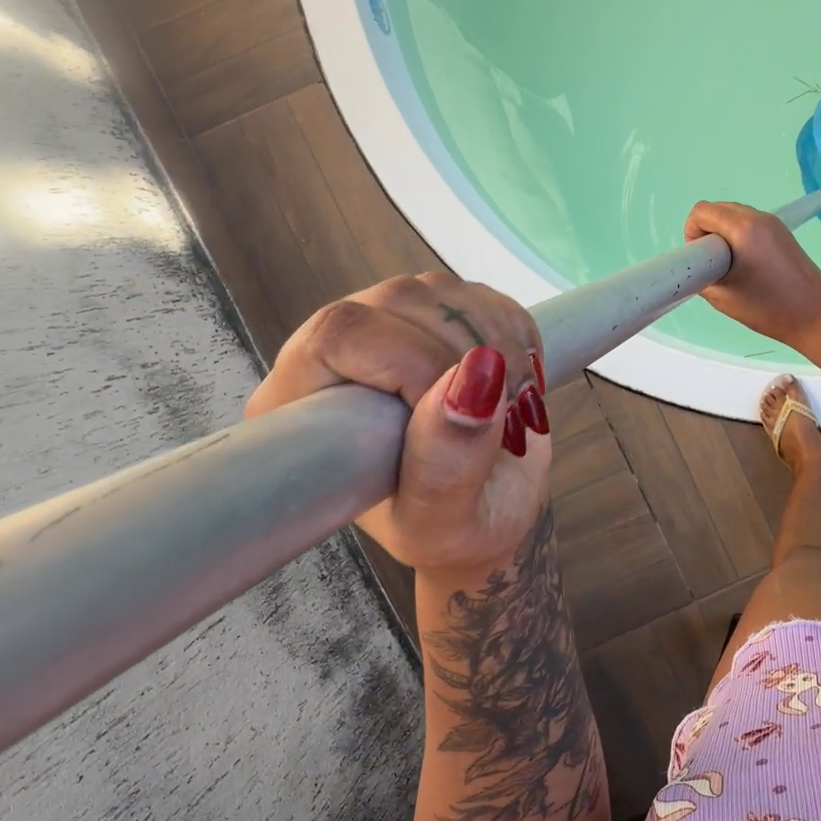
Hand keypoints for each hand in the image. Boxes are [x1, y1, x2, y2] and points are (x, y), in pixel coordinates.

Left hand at [245, 272, 552, 575]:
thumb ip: (447, 464)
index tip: (462, 415)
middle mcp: (337, 352)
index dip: (412, 360)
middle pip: (400, 301)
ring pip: (445, 292)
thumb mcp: (445, 524)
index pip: (340, 333)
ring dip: (501, 347)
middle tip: (505, 415)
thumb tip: (475, 375)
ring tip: (512, 405)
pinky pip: (484, 296)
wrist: (495, 504)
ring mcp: (392, 324)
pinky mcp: (442, 313)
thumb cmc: (456, 529)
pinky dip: (519, 337)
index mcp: (301, 406)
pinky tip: (516, 382)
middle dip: (470, 354)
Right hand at [685, 200, 820, 348]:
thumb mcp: (723, 297)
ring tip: (733, 268)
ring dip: (725, 234)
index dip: (693, 234)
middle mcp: (759, 217)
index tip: (703, 261)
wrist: (815, 315)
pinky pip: (751, 224)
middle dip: (708, 232)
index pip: (702, 211)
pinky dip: (740, 236)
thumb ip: (701, 276)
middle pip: (718, 208)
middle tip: (715, 265)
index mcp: (744, 228)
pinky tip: (748, 265)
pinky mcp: (783, 232)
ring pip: (735, 215)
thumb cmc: (769, 309)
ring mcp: (774, 223)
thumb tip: (700, 265)